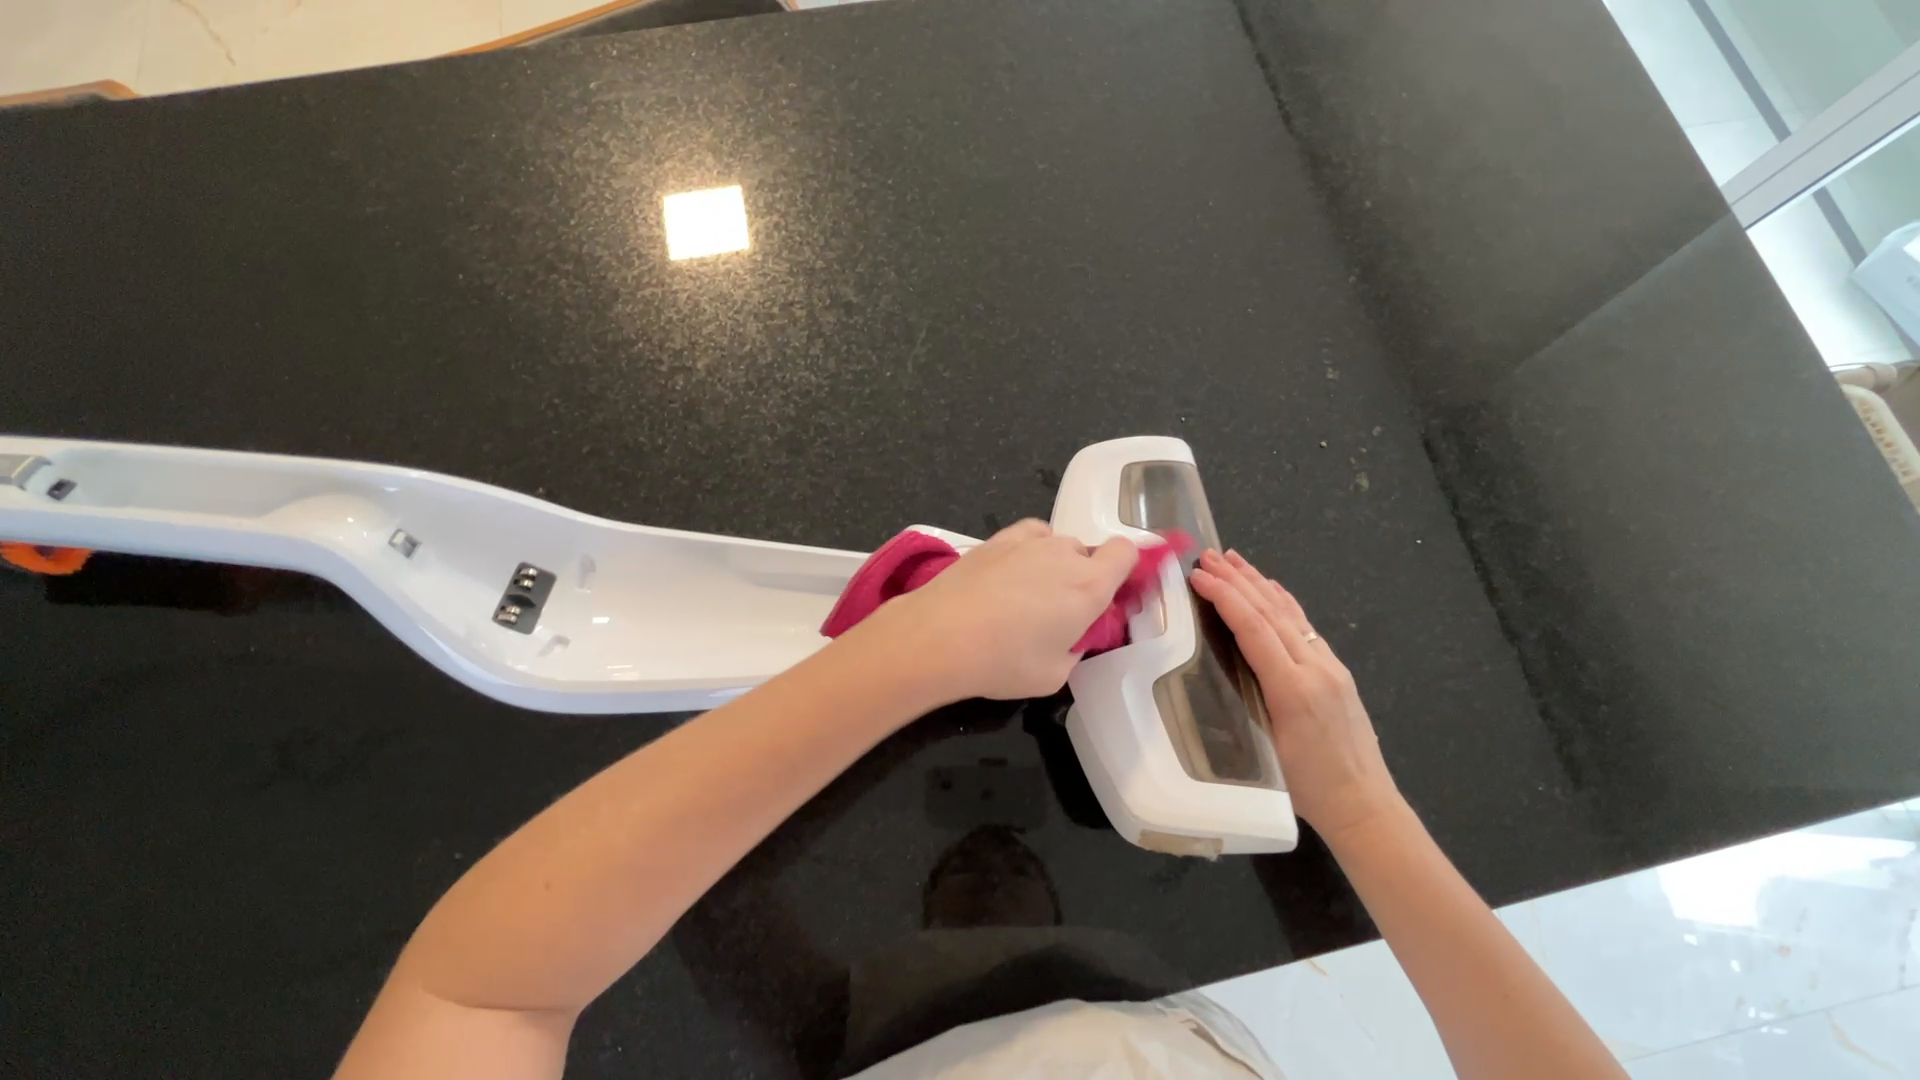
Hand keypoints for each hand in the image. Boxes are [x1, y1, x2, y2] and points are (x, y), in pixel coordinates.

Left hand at [863, 519, 1137, 704]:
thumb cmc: (1003, 661)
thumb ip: (1075, 649)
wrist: (939, 636)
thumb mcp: (1054, 675)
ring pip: (1057, 545)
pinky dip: (1029, 550)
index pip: (1127, 554)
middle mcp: (1064, 555)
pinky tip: (1013, 572)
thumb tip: (1070, 637)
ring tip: (1028, 597)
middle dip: (1084, 577)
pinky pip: (1030, 535)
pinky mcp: (995, 539)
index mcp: (1090, 587)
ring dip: (1054, 565)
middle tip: (1062, 612)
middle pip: (1089, 554)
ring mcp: (1028, 542)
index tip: (1114, 594)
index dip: (1127, 570)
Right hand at [1189, 549, 1401, 838]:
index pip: (1255, 628)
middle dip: (1238, 580)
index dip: (1225, 597)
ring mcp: (1330, 668)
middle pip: (1272, 612)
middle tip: (1209, 555)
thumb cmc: (1307, 790)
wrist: (1366, 808)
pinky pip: (1305, 627)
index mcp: (1294, 688)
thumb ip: (1247, 701)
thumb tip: (1216, 668)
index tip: (1198, 575)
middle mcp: (1316, 668)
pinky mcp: (1337, 673)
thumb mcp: (1266, 749)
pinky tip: (1273, 589)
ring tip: (1234, 559)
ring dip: (1258, 583)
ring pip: (1290, 614)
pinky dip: (1283, 602)